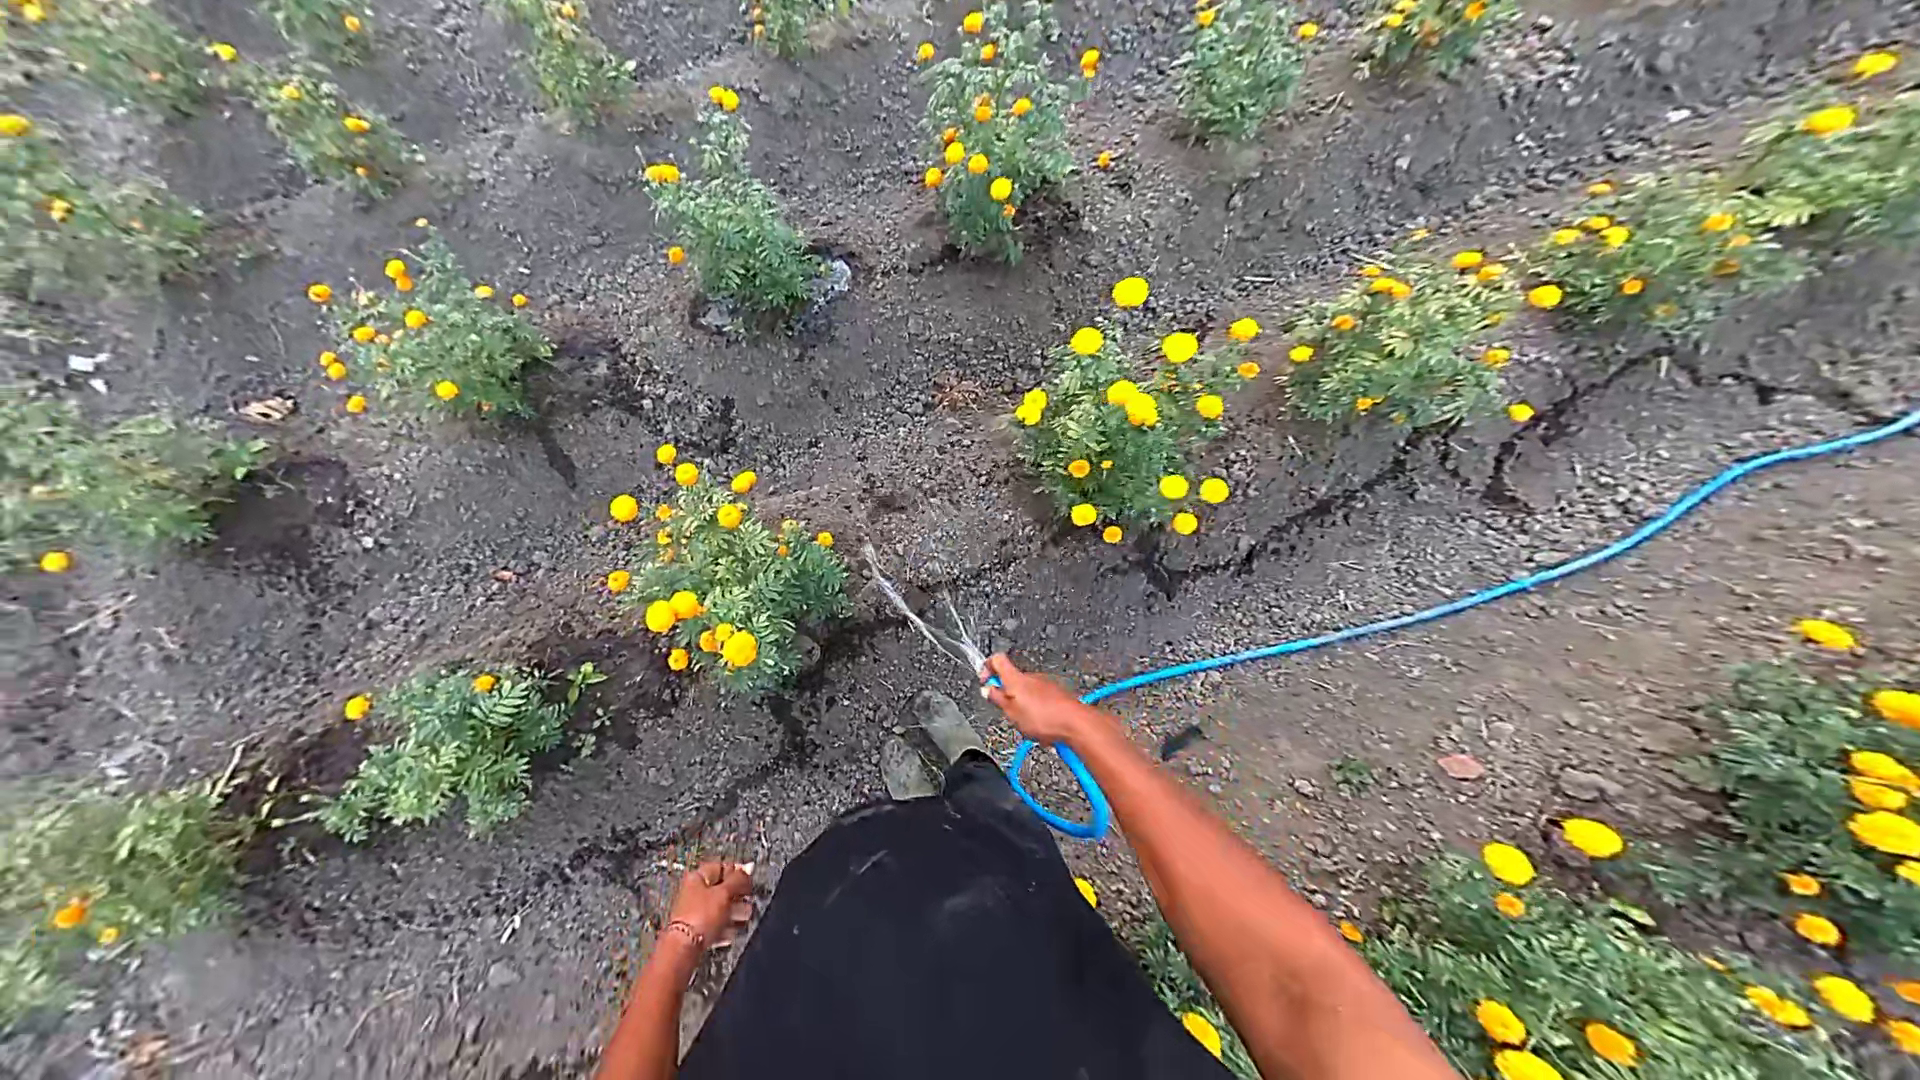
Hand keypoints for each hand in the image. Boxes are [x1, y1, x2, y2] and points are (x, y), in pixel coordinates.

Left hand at [665, 861, 754, 947]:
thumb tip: (748, 868)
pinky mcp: (695, 932)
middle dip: (738, 895)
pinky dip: (725, 927)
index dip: (737, 872)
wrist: (684, 949)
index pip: (721, 867)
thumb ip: (739, 879)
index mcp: (697, 877)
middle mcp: (693, 893)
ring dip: (734, 911)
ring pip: (719, 908)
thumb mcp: (725, 892)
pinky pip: (714, 925)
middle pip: (721, 889)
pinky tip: (733, 931)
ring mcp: (693, 913)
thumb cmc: (701, 916)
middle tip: (748, 900)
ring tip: (745, 916)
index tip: (749, 879)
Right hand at [980, 653, 1108, 746]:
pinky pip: (1041, 699)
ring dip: (1022, 703)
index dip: (987, 667)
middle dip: (1006, 694)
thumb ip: (997, 698)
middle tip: (1007, 711)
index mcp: (1016, 678)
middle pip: (1012, 678)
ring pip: (1027, 690)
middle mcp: (1031, 677)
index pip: (997, 659)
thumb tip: (988, 689)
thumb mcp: (1011, 712)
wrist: (1076, 724)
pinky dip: (1037, 709)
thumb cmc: (1045, 718)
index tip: (985, 681)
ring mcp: (1045, 684)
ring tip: (1027, 722)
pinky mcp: (1057, 694)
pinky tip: (1041, 725)